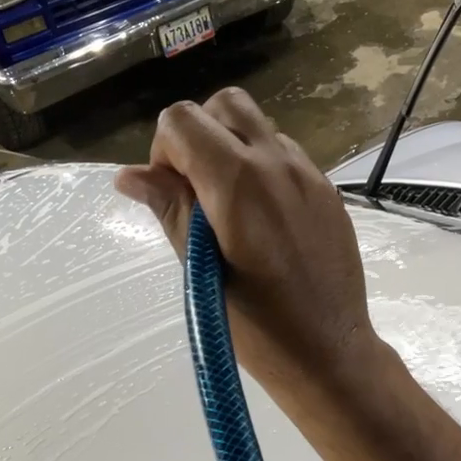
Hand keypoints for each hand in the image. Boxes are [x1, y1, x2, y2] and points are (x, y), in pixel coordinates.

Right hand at [114, 88, 378, 390]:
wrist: (331, 355)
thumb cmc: (260, 329)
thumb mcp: (203, 274)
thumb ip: (171, 212)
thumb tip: (130, 176)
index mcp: (237, 181)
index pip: (182, 120)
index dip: (165, 151)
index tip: (171, 196)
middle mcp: (277, 164)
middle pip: (226, 105)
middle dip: (200, 134)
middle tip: (197, 192)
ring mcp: (310, 177)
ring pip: (262, 130)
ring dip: (236, 151)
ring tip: (233, 212)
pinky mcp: (330, 197)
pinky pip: (290, 160)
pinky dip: (267, 173)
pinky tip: (266, 226)